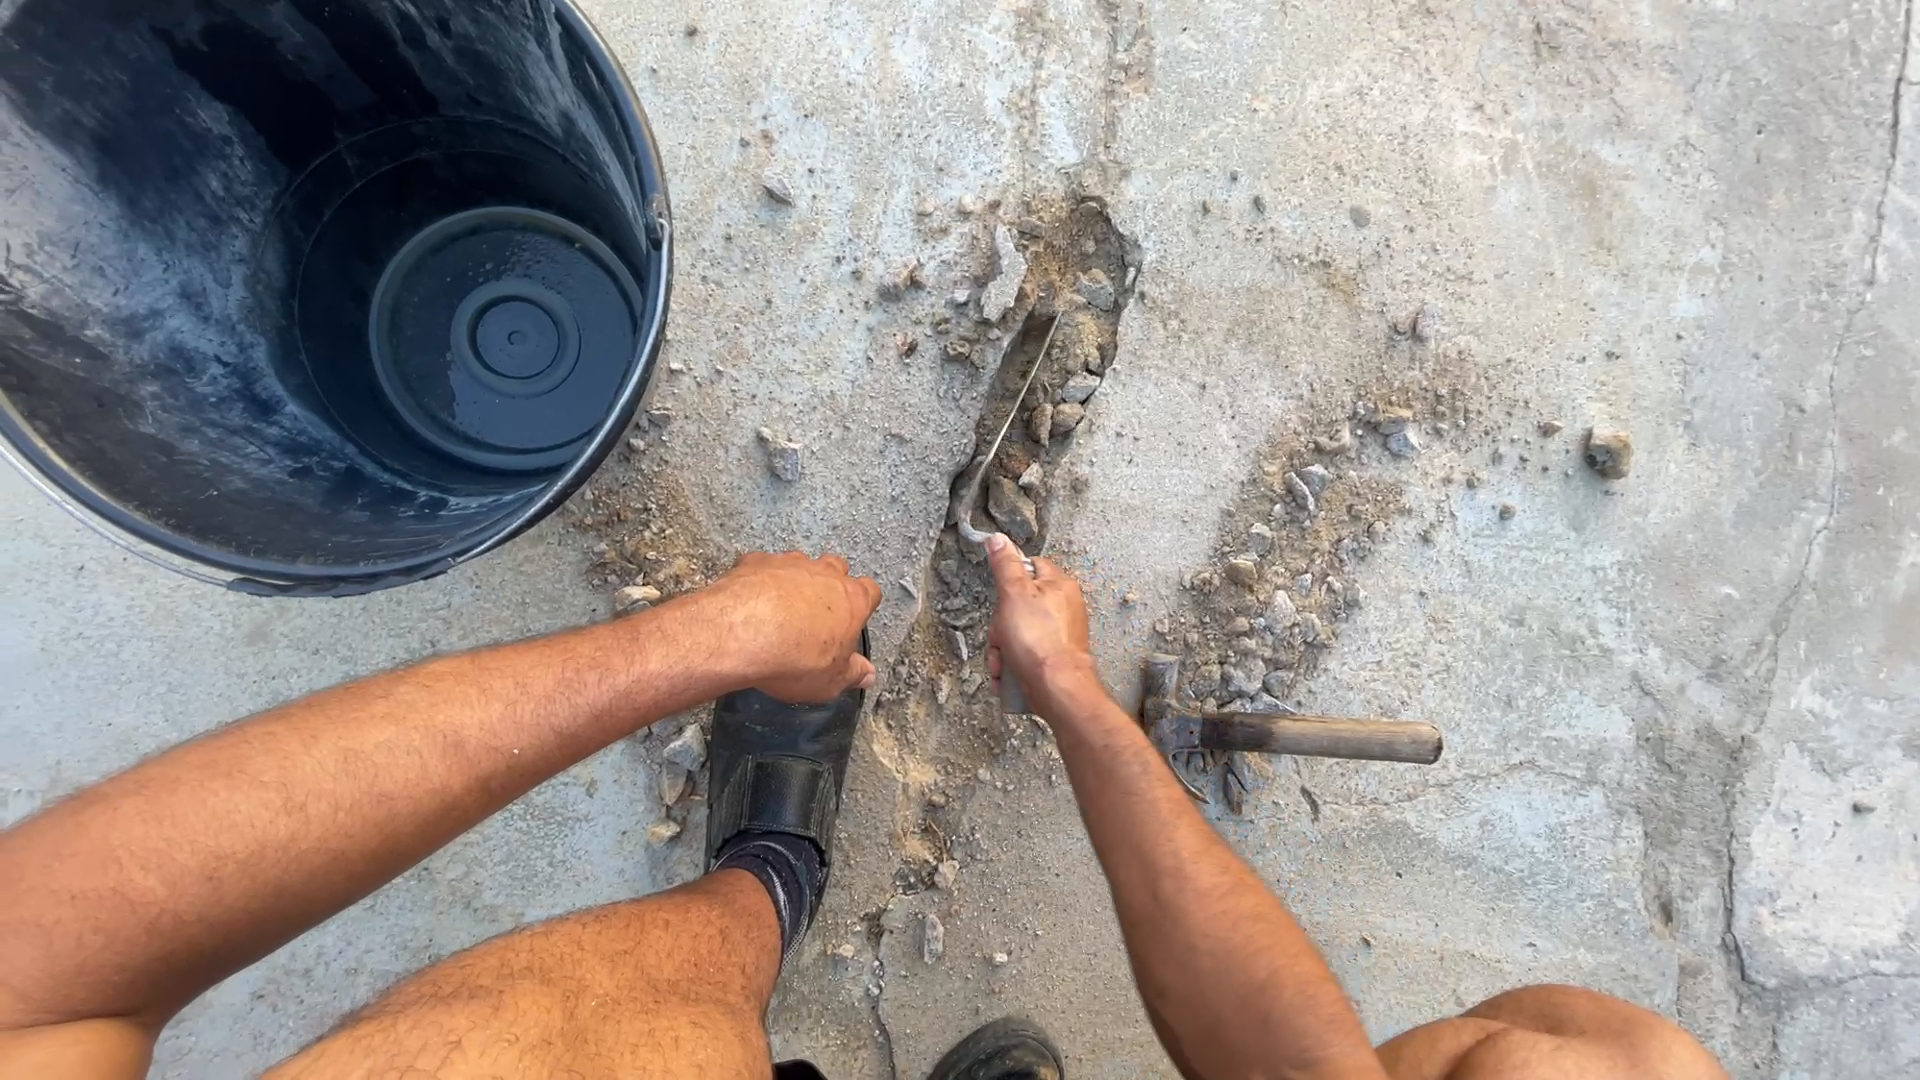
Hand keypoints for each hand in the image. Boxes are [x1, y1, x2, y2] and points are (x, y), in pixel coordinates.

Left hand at [693, 552, 880, 702]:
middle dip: (830, 585)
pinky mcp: (758, 562)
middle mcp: (826, 575)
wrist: (743, 634)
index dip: (863, 603)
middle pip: (837, 569)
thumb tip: (865, 675)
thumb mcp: (831, 681)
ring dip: (796, 581)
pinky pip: (765, 565)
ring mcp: (791, 564)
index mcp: (852, 601)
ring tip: (783, 607)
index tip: (856, 615)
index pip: (870, 592)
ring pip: (801, 564)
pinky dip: (762, 579)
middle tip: (819, 612)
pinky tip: (753, 601)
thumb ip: (852, 674)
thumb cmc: (792, 656)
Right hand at [984, 534, 1098, 716]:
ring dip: (1002, 649)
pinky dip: (1012, 664)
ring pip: (1018, 632)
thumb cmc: (1039, 641)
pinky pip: (1026, 653)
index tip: (1001, 598)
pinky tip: (1007, 674)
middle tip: (1002, 637)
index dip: (1009, 582)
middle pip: (1018, 605)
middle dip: (1001, 627)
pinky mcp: (1054, 657)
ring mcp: (1059, 633)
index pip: (1029, 567)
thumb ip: (1005, 565)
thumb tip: (998, 539)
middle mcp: (1063, 607)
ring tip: (1003, 662)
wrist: (1057, 688)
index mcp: (1059, 585)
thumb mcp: (1014, 594)